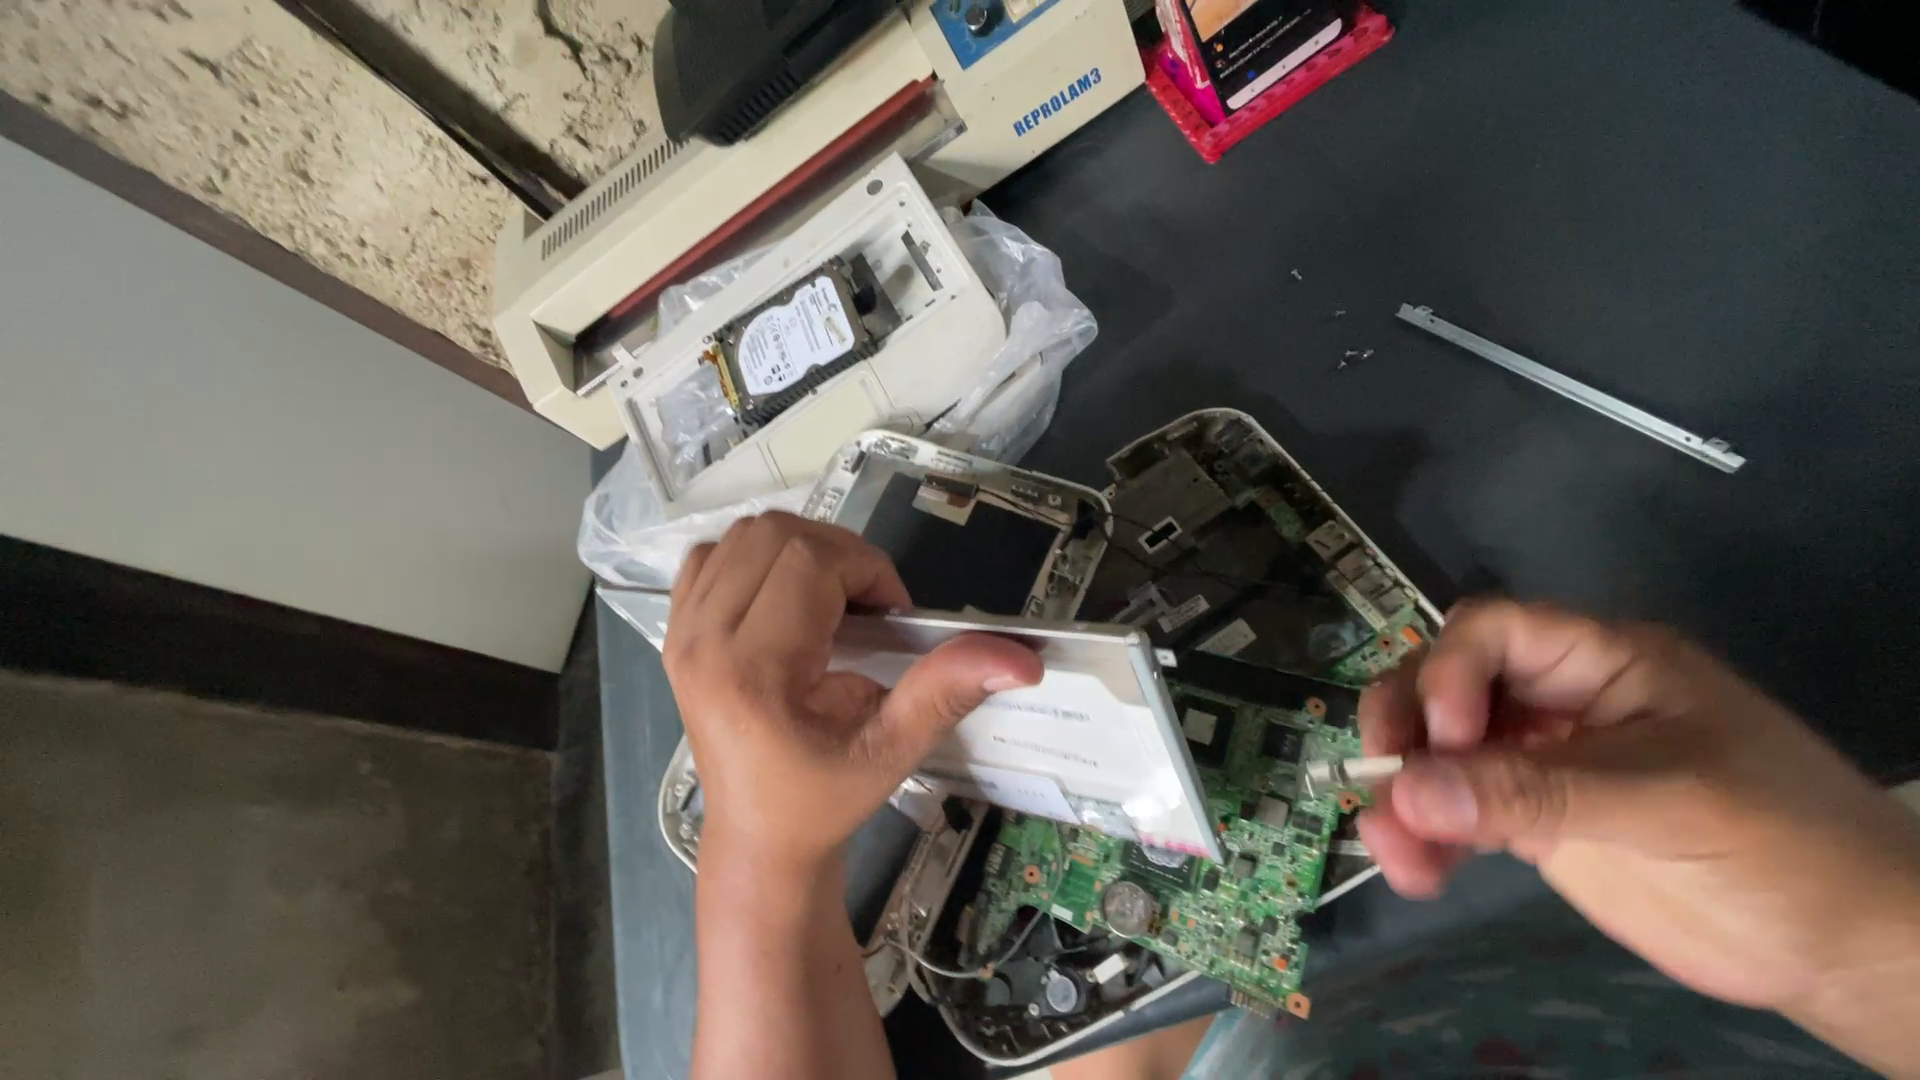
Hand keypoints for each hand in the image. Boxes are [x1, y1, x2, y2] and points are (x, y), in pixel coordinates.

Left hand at [665, 512, 1041, 870]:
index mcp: (753, 670)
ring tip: (831, 599)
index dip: (867, 569)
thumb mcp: (892, 750)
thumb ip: (947, 691)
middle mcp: (703, 640)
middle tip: (868, 606)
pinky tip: (783, 597)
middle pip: (777, 535)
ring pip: (745, 534)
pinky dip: (754, 557)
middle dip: (840, 555)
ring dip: (801, 550)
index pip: (810, 562)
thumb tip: (1021, 658)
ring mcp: (680, 632)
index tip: (892, 615)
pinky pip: (711, 554)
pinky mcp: (675, 631)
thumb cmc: (824, 798)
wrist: (758, 836)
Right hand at [1356, 600, 1919, 1067]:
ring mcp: (1531, 759)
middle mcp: (1550, 699)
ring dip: (1399, 793)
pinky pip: (1448, 810)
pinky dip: (1421, 836)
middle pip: (1438, 683)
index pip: (1490, 631)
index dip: (1450, 670)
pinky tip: (1416, 873)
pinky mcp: (1522, 818)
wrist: (1853, 956)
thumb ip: (1532, 792)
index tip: (1448, 738)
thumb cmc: (1788, 846)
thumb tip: (1405, 790)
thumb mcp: (1665, 802)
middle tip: (1384, 780)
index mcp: (1597, 661)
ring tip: (1394, 849)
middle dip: (1402, 728)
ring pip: (1430, 750)